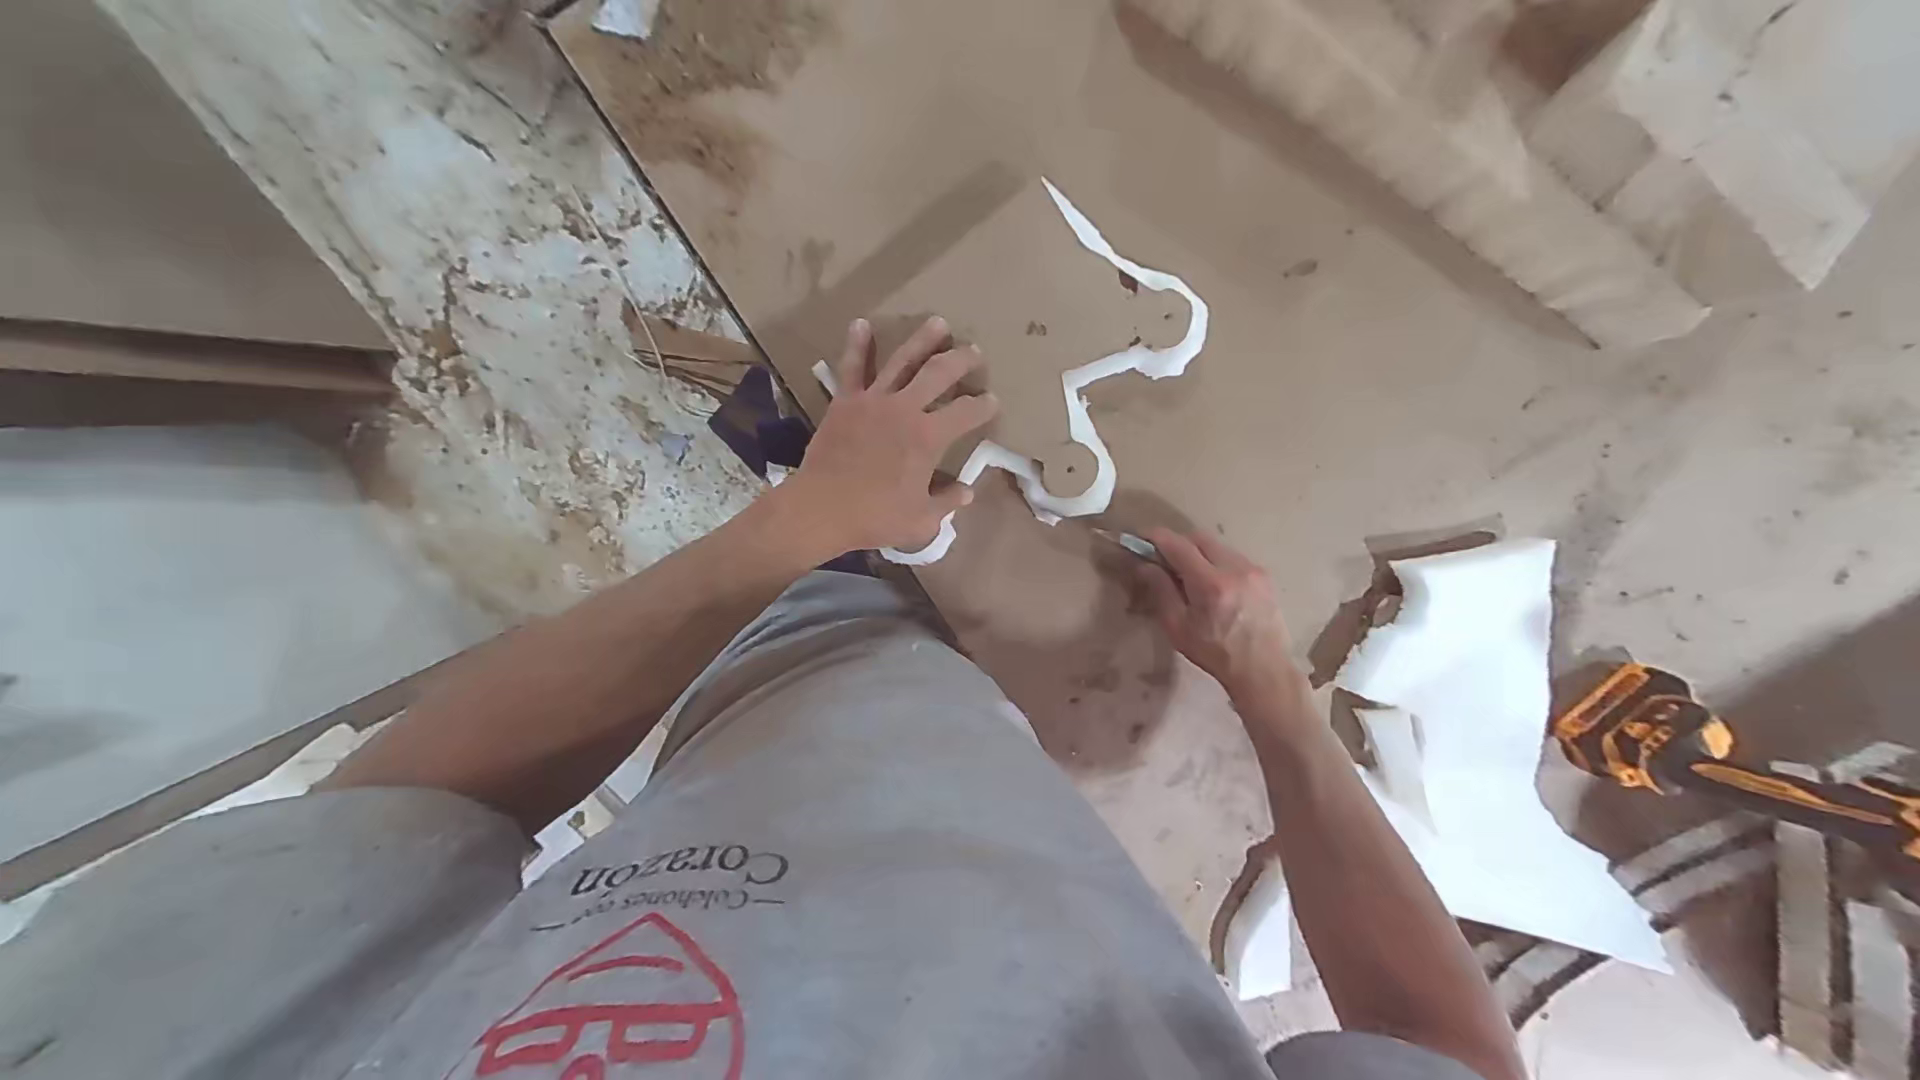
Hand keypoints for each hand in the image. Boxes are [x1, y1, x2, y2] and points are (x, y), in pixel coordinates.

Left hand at [784, 316, 998, 554]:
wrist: (821, 509)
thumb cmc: (875, 517)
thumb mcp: (922, 520)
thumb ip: (948, 502)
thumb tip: (967, 491)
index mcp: (929, 437)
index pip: (967, 412)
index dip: (984, 406)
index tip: (993, 402)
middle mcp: (905, 409)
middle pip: (940, 373)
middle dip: (963, 360)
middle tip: (975, 353)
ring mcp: (873, 400)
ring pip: (903, 361)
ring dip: (923, 340)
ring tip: (939, 323)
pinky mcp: (845, 401)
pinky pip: (853, 368)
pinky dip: (858, 345)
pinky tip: (861, 324)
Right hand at [1137, 528, 1301, 705]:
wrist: (1263, 670)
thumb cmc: (1215, 653)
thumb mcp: (1177, 627)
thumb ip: (1160, 591)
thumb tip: (1145, 565)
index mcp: (1210, 584)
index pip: (1178, 545)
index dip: (1155, 537)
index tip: (1140, 538)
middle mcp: (1235, 568)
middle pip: (1198, 538)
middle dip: (1177, 543)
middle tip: (1162, 559)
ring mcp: (1253, 570)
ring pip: (1217, 546)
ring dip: (1198, 553)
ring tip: (1188, 576)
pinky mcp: (1264, 576)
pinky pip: (1233, 557)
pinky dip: (1216, 562)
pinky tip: (1212, 585)